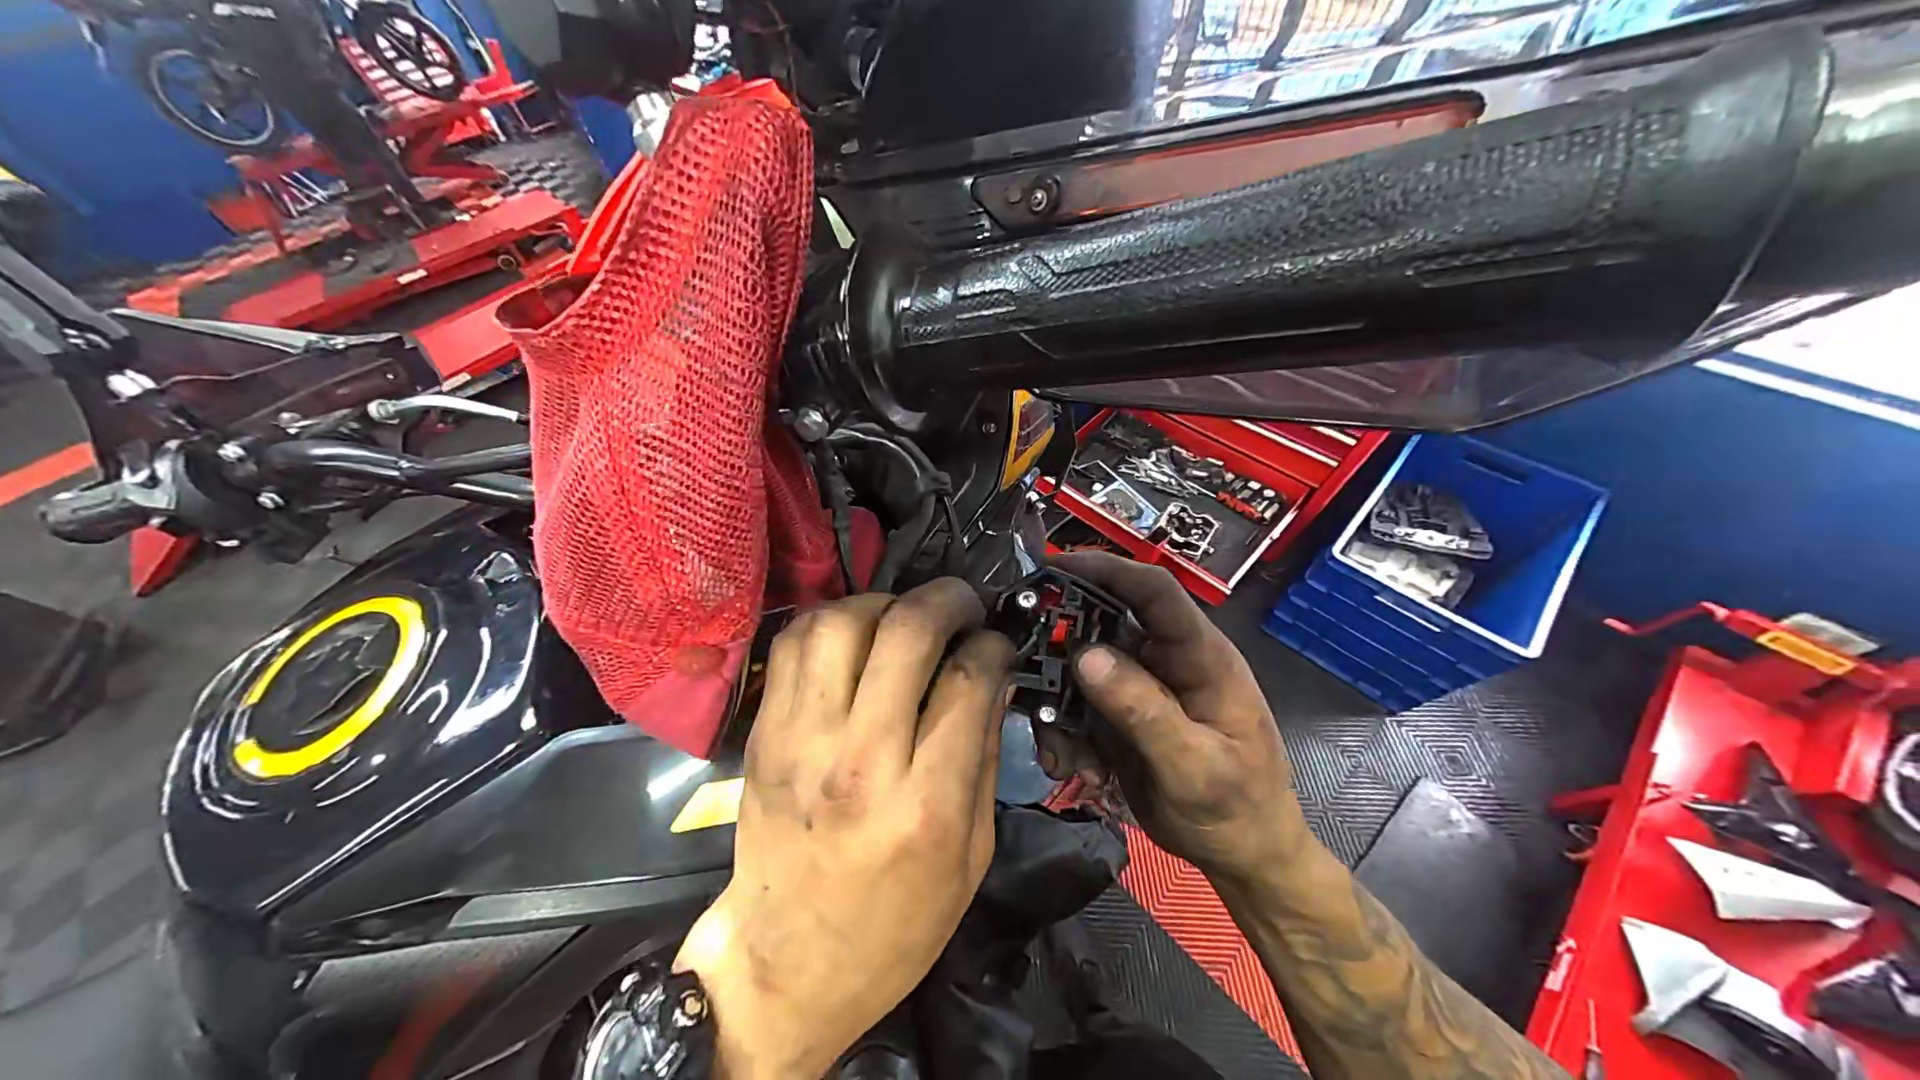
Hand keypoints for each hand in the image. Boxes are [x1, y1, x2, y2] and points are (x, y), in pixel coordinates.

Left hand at [673, 580, 1014, 1079]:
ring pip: (842, 622)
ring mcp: (801, 740)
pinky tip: (858, 634)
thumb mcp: (973, 854)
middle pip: (906, 633)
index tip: (997, 645)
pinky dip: (832, 619)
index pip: (967, 680)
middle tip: (964, 606)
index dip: (992, 645)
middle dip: (948, 600)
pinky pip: (794, 643)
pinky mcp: (765, 732)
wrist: (789, 960)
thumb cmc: (896, 921)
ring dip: (886, 602)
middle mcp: (860, 759)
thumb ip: (985, 755)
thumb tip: (994, 676)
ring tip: (907, 617)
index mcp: (926, 802)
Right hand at [1042, 552, 1311, 884]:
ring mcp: (1142, 687)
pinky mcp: (1121, 714)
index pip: (1156, 593)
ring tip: (1061, 753)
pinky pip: (1079, 705)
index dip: (1108, 571)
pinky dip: (1064, 731)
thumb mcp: (1194, 767)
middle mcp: (1166, 661)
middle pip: (1106, 624)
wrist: (1244, 857)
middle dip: (1063, 644)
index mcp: (1200, 657)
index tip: (1054, 568)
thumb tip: (1086, 656)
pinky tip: (1072, 767)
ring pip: (1083, 668)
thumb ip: (1144, 711)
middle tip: (1024, 662)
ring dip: (1060, 705)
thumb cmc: (1237, 810)